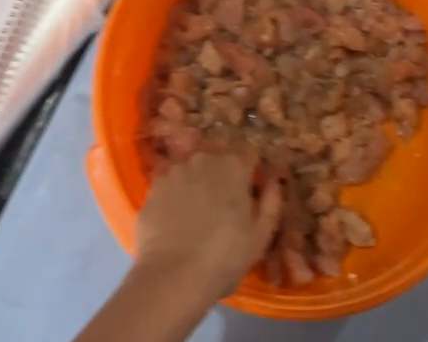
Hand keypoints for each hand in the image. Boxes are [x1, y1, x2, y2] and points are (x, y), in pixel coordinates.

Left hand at [134, 149, 282, 299]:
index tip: (249, 184)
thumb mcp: (259, 237)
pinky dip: (174, 190)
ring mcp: (177, 169)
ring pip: (191, 164)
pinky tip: (173, 213)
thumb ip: (270, 203)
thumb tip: (273, 181)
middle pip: (218, 152)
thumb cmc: (224, 258)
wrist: (173, 276)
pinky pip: (169, 179)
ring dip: (196, 177)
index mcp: (235, 166)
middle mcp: (205, 158)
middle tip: (221, 198)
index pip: (248, 151)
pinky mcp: (154, 184)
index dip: (250, 167)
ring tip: (194, 206)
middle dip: (222, 168)